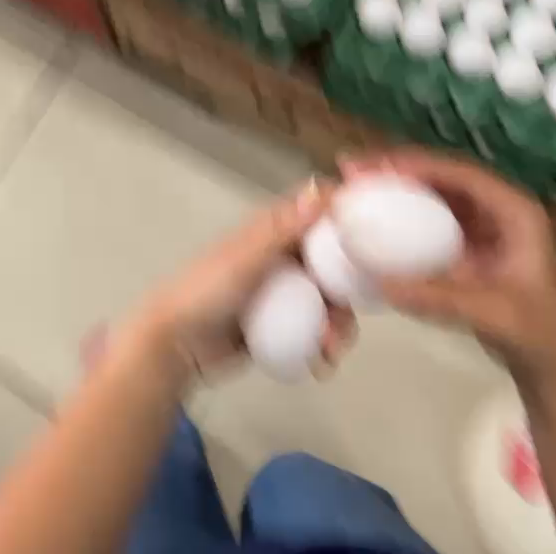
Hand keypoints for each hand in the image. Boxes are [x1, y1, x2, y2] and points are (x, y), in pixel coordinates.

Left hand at [124, 181, 357, 383]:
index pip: (318, 213)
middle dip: (350, 289)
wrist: (177, 346)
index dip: (347, 217)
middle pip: (334, 263)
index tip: (378, 235)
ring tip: (331, 349)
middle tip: (348, 315)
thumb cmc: (206, 291)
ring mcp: (286, 295)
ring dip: (340, 325)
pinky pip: (317, 333)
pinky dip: (325, 347)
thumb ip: (283, 229)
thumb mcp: (246, 259)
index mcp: (274, 232)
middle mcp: (284, 258)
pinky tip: (321, 364)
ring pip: (331, 302)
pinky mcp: (284, 328)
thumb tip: (322, 190)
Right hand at [341, 150, 555, 380]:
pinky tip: (371, 214)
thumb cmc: (535, 332)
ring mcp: (479, 225)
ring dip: (395, 187)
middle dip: (397, 169)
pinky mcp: (464, 244)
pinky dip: (399, 213)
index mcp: (514, 210)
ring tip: (355, 182)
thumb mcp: (490, 314)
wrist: (551, 364)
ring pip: (432, 193)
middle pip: (441, 176)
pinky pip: (427, 217)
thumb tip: (380, 283)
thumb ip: (439, 298)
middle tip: (352, 168)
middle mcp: (496, 208)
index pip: (461, 174)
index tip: (377, 167)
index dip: (419, 165)